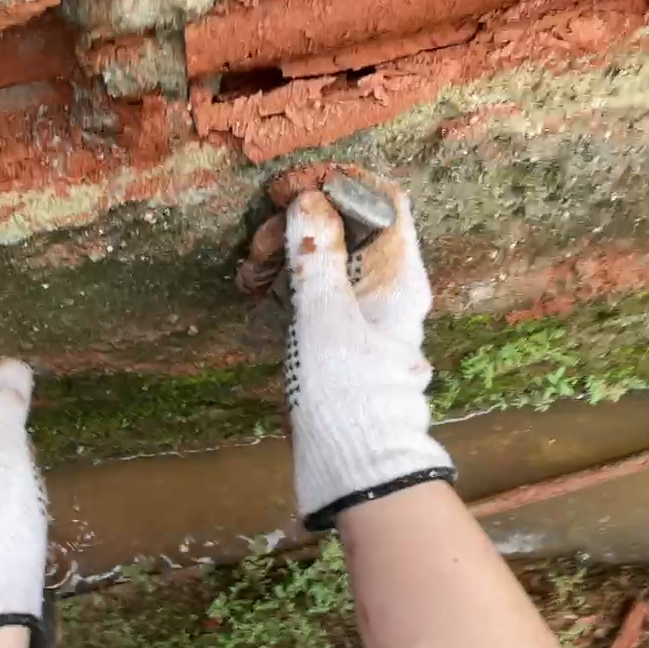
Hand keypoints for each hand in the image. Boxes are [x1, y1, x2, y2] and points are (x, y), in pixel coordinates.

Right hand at [285, 184, 454, 528]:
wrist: (352, 460)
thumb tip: (307, 202)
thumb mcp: (324, 315)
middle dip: (298, 225)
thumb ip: (315, 255)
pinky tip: (256, 290)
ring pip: (326, 258)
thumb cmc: (345, 389)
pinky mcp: (339, 335)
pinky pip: (314, 290)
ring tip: (249, 273)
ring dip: (285, 254)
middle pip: (346, 227)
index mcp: (399, 274)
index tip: (287, 193)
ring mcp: (361, 311)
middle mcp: (385, 286)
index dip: (335, 186)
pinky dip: (286, 283)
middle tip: (258, 245)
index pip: (380, 201)